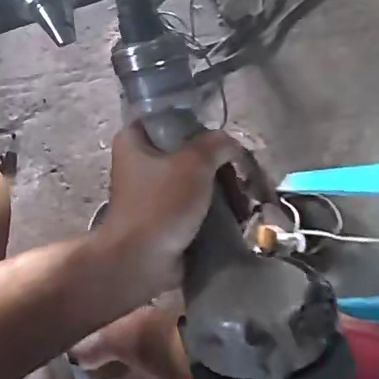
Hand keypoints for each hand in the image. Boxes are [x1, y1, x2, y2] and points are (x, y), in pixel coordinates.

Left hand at [93, 123, 244, 295]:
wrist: (140, 262)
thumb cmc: (161, 204)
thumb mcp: (194, 163)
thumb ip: (217, 144)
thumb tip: (231, 146)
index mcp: (134, 139)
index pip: (172, 117)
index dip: (201, 126)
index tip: (224, 142)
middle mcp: (139, 160)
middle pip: (189, 151)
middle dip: (220, 166)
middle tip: (242, 178)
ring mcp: (151, 190)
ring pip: (195, 179)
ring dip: (222, 190)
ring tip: (244, 203)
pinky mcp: (163, 216)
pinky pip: (194, 204)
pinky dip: (214, 209)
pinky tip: (236, 217)